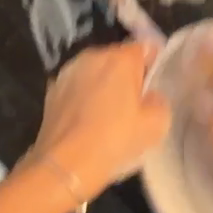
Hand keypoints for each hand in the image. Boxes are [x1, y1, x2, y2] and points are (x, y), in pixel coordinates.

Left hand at [22, 41, 170, 211]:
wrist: (64, 164)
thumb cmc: (114, 141)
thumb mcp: (155, 126)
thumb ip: (159, 101)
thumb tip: (150, 96)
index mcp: (120, 59)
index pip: (145, 47)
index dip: (154, 65)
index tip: (156, 86)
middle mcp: (92, 57)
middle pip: (118, 58)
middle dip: (127, 75)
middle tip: (135, 104)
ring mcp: (68, 72)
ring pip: (95, 72)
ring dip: (104, 85)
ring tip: (110, 113)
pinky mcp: (52, 89)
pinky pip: (78, 86)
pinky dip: (85, 96)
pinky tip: (88, 120)